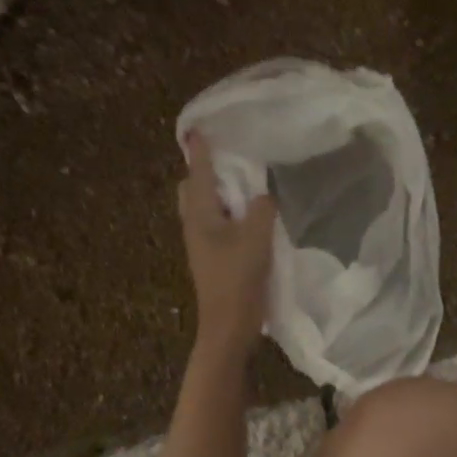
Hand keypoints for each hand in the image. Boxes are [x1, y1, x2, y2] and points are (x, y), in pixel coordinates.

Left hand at [178, 132, 276, 354]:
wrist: (228, 327)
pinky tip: (249, 217)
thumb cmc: (238, 278)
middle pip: (193, 190)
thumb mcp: (257, 237)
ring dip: (220, 193)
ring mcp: (202, 244)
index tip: (198, 129)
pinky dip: (229, 212)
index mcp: (200, 215)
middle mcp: (195, 226)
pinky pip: (217, 224)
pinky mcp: (214, 259)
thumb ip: (261, 208)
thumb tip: (263, 196)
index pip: (197, 174)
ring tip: (243, 184)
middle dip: (205, 172)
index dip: (199, 151)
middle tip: (228, 158)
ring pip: (205, 208)